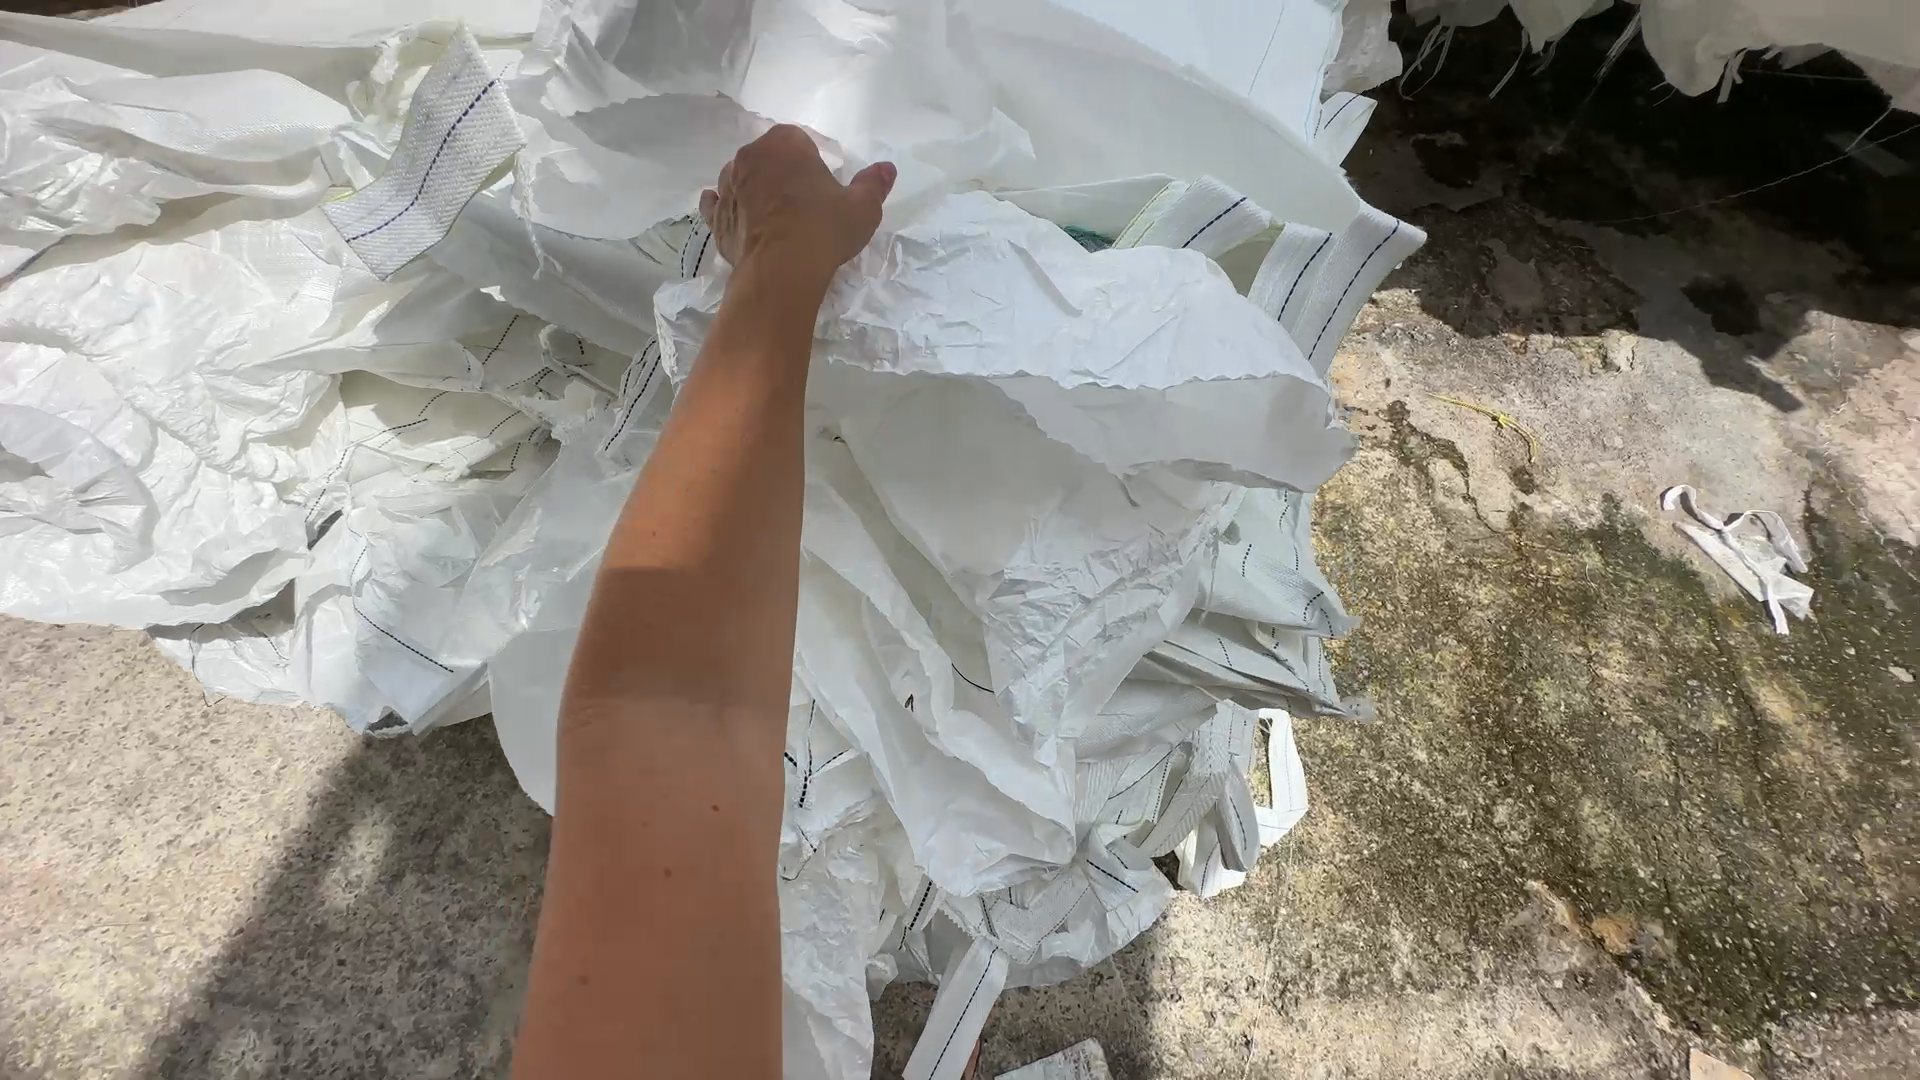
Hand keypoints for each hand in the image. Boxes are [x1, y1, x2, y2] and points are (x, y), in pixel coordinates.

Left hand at [699, 125, 895, 285]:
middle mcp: (750, 156)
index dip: (811, 165)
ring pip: (741, 179)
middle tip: (801, 206)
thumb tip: (887, 168)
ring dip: (754, 191)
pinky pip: (717, 205)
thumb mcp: (862, 209)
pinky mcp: (717, 218)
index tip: (822, 189)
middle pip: (768, 159)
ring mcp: (728, 186)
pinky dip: (725, 208)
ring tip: (773, 217)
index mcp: (785, 143)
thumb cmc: (824, 230)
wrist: (782, 270)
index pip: (798, 142)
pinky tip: (733, 215)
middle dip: (781, 175)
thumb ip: (873, 185)